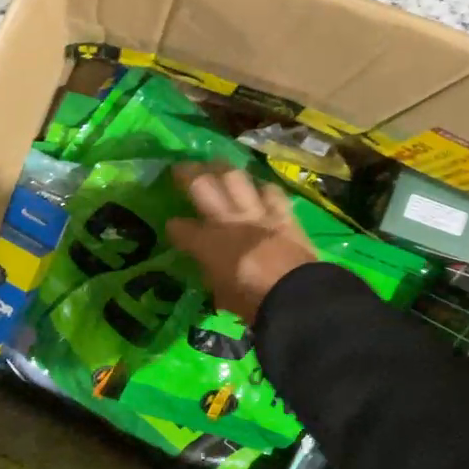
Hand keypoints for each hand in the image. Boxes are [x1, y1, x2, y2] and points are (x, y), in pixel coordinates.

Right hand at [167, 163, 317, 321]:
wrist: (295, 295)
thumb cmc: (252, 302)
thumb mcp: (221, 295)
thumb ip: (212, 274)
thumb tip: (211, 267)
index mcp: (207, 244)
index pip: (180, 228)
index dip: (174, 226)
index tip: (173, 226)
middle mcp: (228, 220)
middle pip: (202, 185)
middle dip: (187, 173)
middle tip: (181, 168)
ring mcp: (256, 213)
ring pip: (235, 178)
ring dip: (222, 169)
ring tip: (216, 165)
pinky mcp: (283, 215)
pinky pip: (271, 192)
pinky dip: (262, 188)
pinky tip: (258, 188)